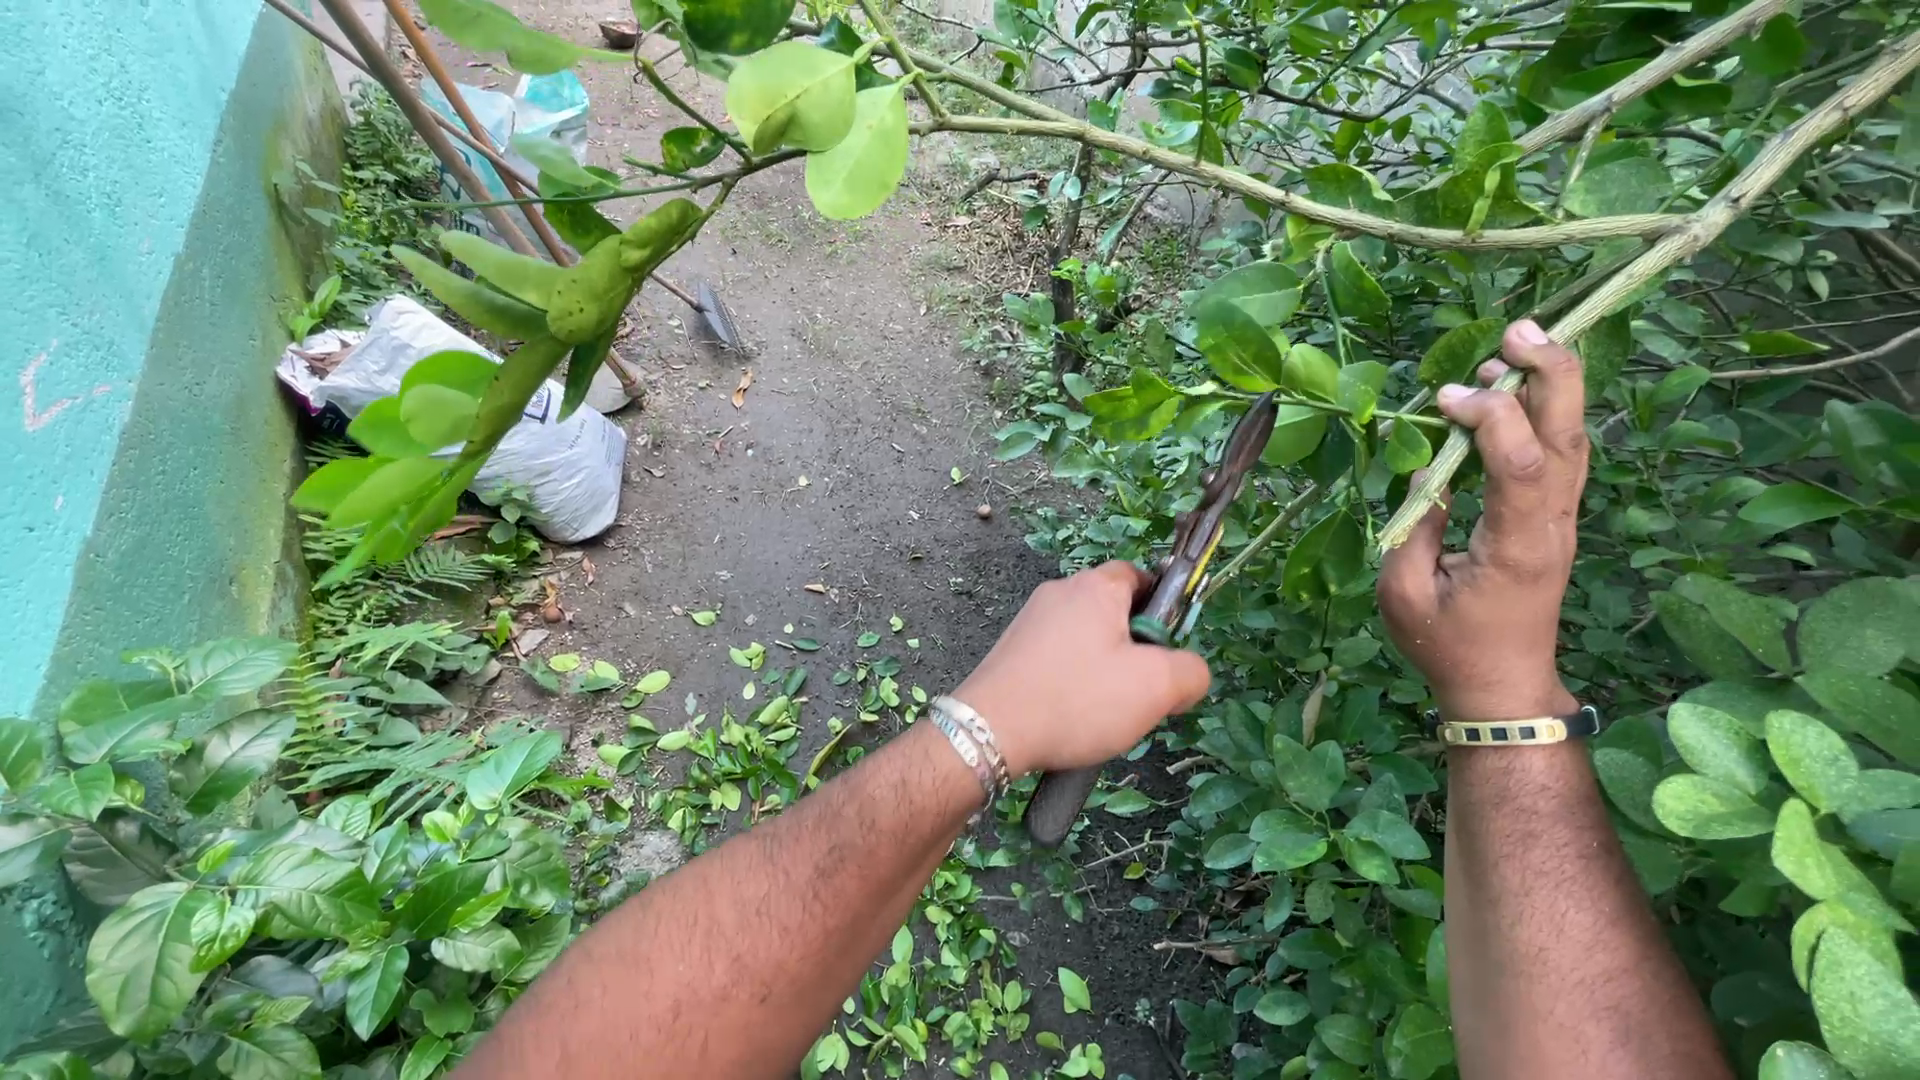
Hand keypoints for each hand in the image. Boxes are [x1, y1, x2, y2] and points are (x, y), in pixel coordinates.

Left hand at [954, 561, 1210, 776]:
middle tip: (1140, 689)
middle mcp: (1059, 592)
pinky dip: (1071, 681)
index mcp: (1095, 587)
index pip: (1141, 576)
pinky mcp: (1011, 649)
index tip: (1167, 648)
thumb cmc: (1079, 700)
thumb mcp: (1157, 687)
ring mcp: (1029, 620)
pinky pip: (1057, 657)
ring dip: (1103, 669)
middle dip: (1134, 647)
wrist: (991, 730)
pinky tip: (1071, 715)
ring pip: (1085, 638)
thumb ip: (1191, 671)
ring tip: (1104, 711)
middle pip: (1113, 610)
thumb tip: (1189, 671)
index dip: (1163, 609)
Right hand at [1378, 320, 1585, 720]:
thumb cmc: (1445, 644)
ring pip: (1573, 440)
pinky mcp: (1554, 521)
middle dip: (1550, 375)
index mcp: (1515, 545)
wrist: (1501, 683)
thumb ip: (1415, 528)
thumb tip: (1429, 474)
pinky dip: (1548, 414)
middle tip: (1519, 328)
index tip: (1442, 398)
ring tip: (1518, 342)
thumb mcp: (1404, 594)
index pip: (1517, 464)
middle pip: (1568, 437)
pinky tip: (1523, 389)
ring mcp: (1561, 521)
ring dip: (1553, 386)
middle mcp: (1552, 525)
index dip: (1487, 419)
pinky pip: (1562, 456)